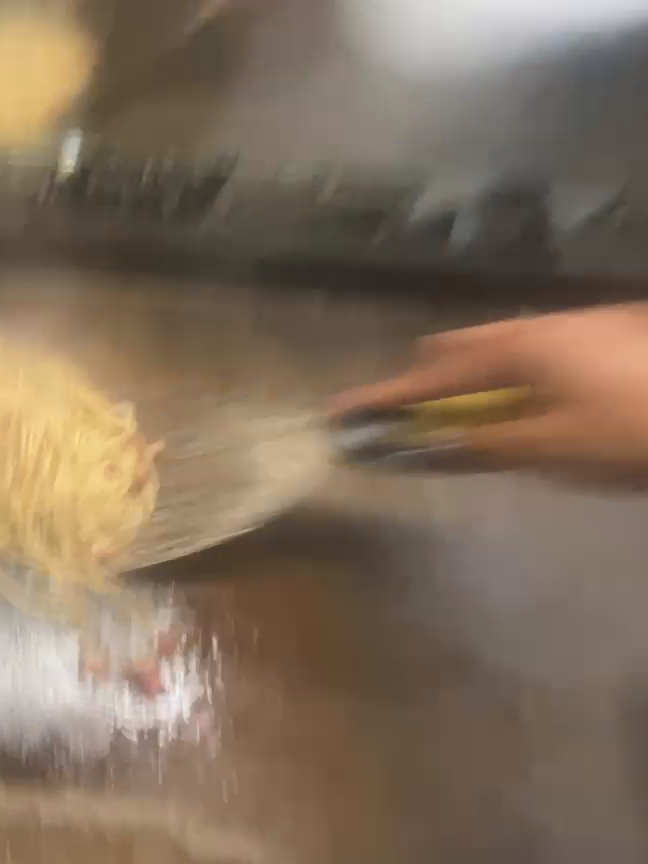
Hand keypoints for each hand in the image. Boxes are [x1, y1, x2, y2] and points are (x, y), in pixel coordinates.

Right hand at [333, 305, 647, 485]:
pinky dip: (525, 374)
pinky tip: (544, 399)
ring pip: (514, 345)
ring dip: (482, 375)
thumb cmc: (637, 432)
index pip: (427, 379)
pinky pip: (552, 351)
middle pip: (468, 345)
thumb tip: (419, 446)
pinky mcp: (631, 340)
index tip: (335, 412)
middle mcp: (554, 326)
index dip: (379, 398)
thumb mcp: (547, 448)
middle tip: (414, 405)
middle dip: (433, 374)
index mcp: (522, 348)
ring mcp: (599, 327)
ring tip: (478, 407)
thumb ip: (475, 444)